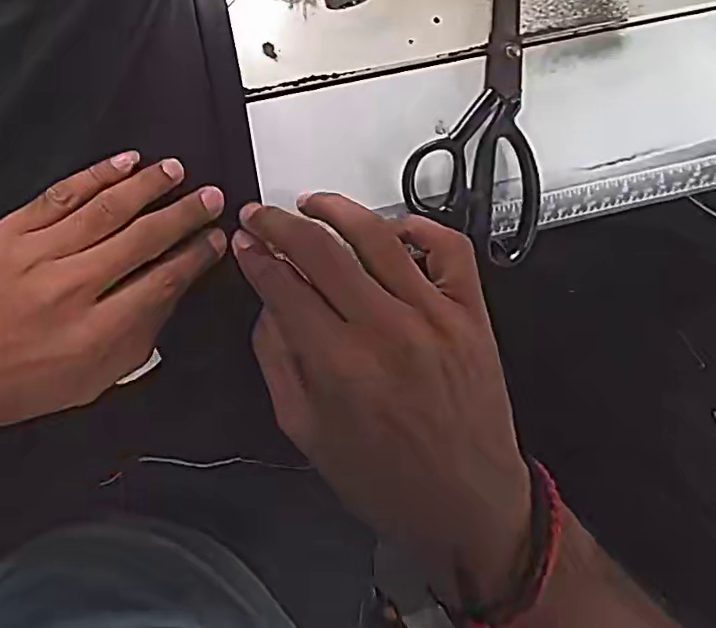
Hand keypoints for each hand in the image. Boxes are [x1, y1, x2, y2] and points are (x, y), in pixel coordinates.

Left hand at [0, 152, 226, 474]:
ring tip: (176, 172)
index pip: (161, 282)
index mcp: (91, 335)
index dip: (194, 257)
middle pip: (142, 238)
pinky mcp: (11, 230)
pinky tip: (123, 163)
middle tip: (209, 199)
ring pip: (107, 208)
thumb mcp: (82, 385)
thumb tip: (169, 297)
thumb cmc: (5, 384)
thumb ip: (133, 343)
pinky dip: (97, 175)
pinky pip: (63, 194)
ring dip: (148, 186)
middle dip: (183, 215)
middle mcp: (68, 288)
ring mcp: (37, 253)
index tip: (212, 241)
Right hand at [233, 194, 531, 608]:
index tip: (244, 243)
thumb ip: (276, 357)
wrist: (470, 511)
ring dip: (334, 208)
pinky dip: (418, 225)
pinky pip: (449, 249)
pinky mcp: (471, 316)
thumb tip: (268, 299)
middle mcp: (386, 332)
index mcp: (340, 365)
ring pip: (377, 235)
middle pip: (319, 248)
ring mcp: (434, 318)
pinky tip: (391, 226)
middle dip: (276, 222)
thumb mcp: (304, 428)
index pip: (282, 282)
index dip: (254, 255)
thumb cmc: (386, 479)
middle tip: (259, 215)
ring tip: (310, 203)